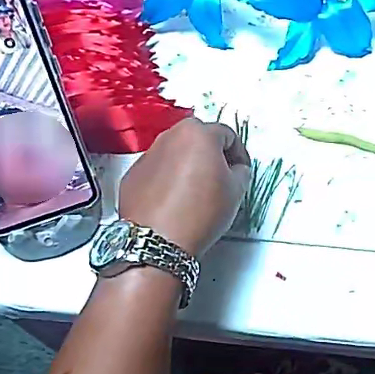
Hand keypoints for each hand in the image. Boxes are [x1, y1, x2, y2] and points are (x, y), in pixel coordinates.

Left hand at [117, 118, 250, 255]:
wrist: (158, 239)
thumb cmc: (199, 212)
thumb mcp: (236, 190)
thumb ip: (240, 171)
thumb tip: (235, 171)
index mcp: (198, 134)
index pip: (227, 135)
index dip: (239, 153)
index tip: (241, 168)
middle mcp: (170, 137)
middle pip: (198, 138)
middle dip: (211, 154)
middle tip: (221, 176)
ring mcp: (148, 155)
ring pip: (175, 153)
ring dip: (188, 165)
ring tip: (198, 192)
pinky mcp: (133, 175)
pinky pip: (157, 170)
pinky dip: (168, 180)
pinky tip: (177, 201)